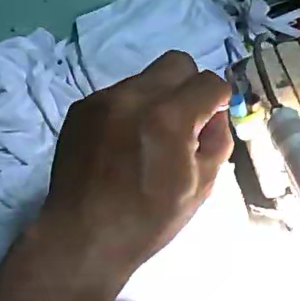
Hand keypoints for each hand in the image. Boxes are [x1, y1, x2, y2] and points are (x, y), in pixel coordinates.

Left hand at [34, 50, 232, 281]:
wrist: (82, 237)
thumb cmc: (147, 221)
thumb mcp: (200, 187)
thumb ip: (217, 142)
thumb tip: (215, 116)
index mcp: (168, 118)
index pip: (209, 82)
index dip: (218, 101)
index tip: (212, 121)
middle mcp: (134, 97)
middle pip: (178, 63)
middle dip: (190, 87)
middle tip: (185, 123)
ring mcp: (103, 100)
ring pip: (146, 78)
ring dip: (158, 99)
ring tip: (148, 139)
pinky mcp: (81, 108)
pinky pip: (118, 94)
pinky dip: (130, 110)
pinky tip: (123, 145)